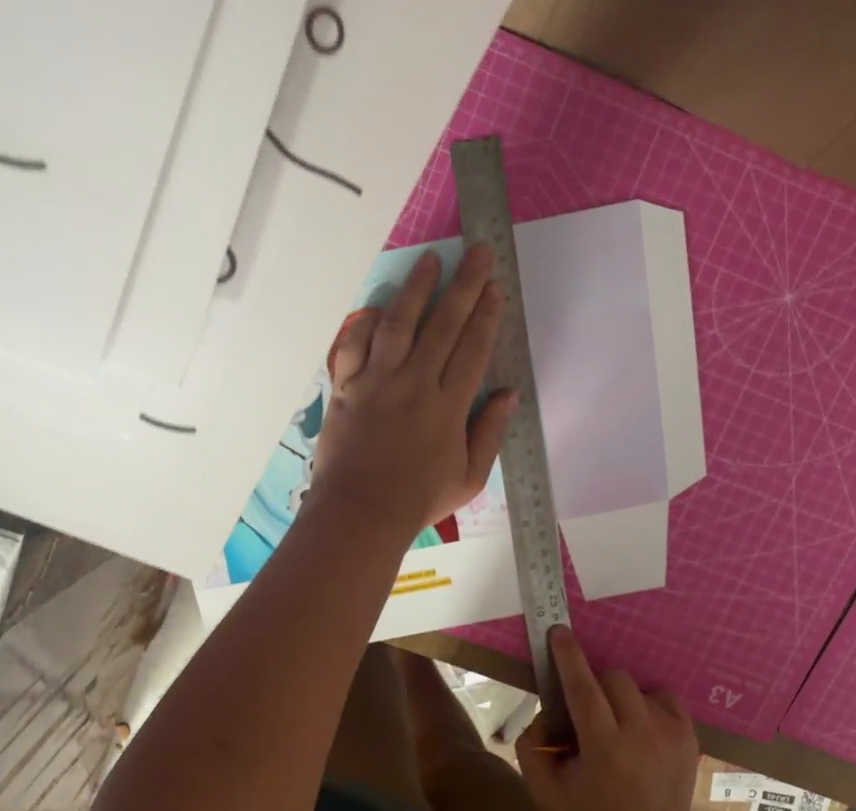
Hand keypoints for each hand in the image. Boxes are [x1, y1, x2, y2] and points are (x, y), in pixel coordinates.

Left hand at [309, 248, 518, 537]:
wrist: (361, 513)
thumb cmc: (418, 500)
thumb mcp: (469, 478)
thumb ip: (490, 432)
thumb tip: (510, 394)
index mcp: (448, 407)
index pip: (473, 349)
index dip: (486, 315)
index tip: (496, 288)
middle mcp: (414, 384)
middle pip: (443, 325)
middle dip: (464, 285)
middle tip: (478, 253)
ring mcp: (377, 382)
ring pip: (398, 324)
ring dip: (416, 289)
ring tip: (430, 260)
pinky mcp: (346, 388)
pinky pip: (353, 345)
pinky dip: (363, 323)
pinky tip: (377, 305)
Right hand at [517, 627, 700, 810]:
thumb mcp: (546, 796)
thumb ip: (530, 750)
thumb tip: (542, 716)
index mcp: (604, 749)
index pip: (584, 689)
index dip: (569, 657)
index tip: (559, 632)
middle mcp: (641, 735)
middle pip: (614, 678)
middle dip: (595, 684)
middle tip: (588, 710)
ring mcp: (670, 733)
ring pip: (638, 687)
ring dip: (619, 697)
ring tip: (616, 727)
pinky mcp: (689, 735)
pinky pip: (663, 696)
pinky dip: (646, 704)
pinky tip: (639, 729)